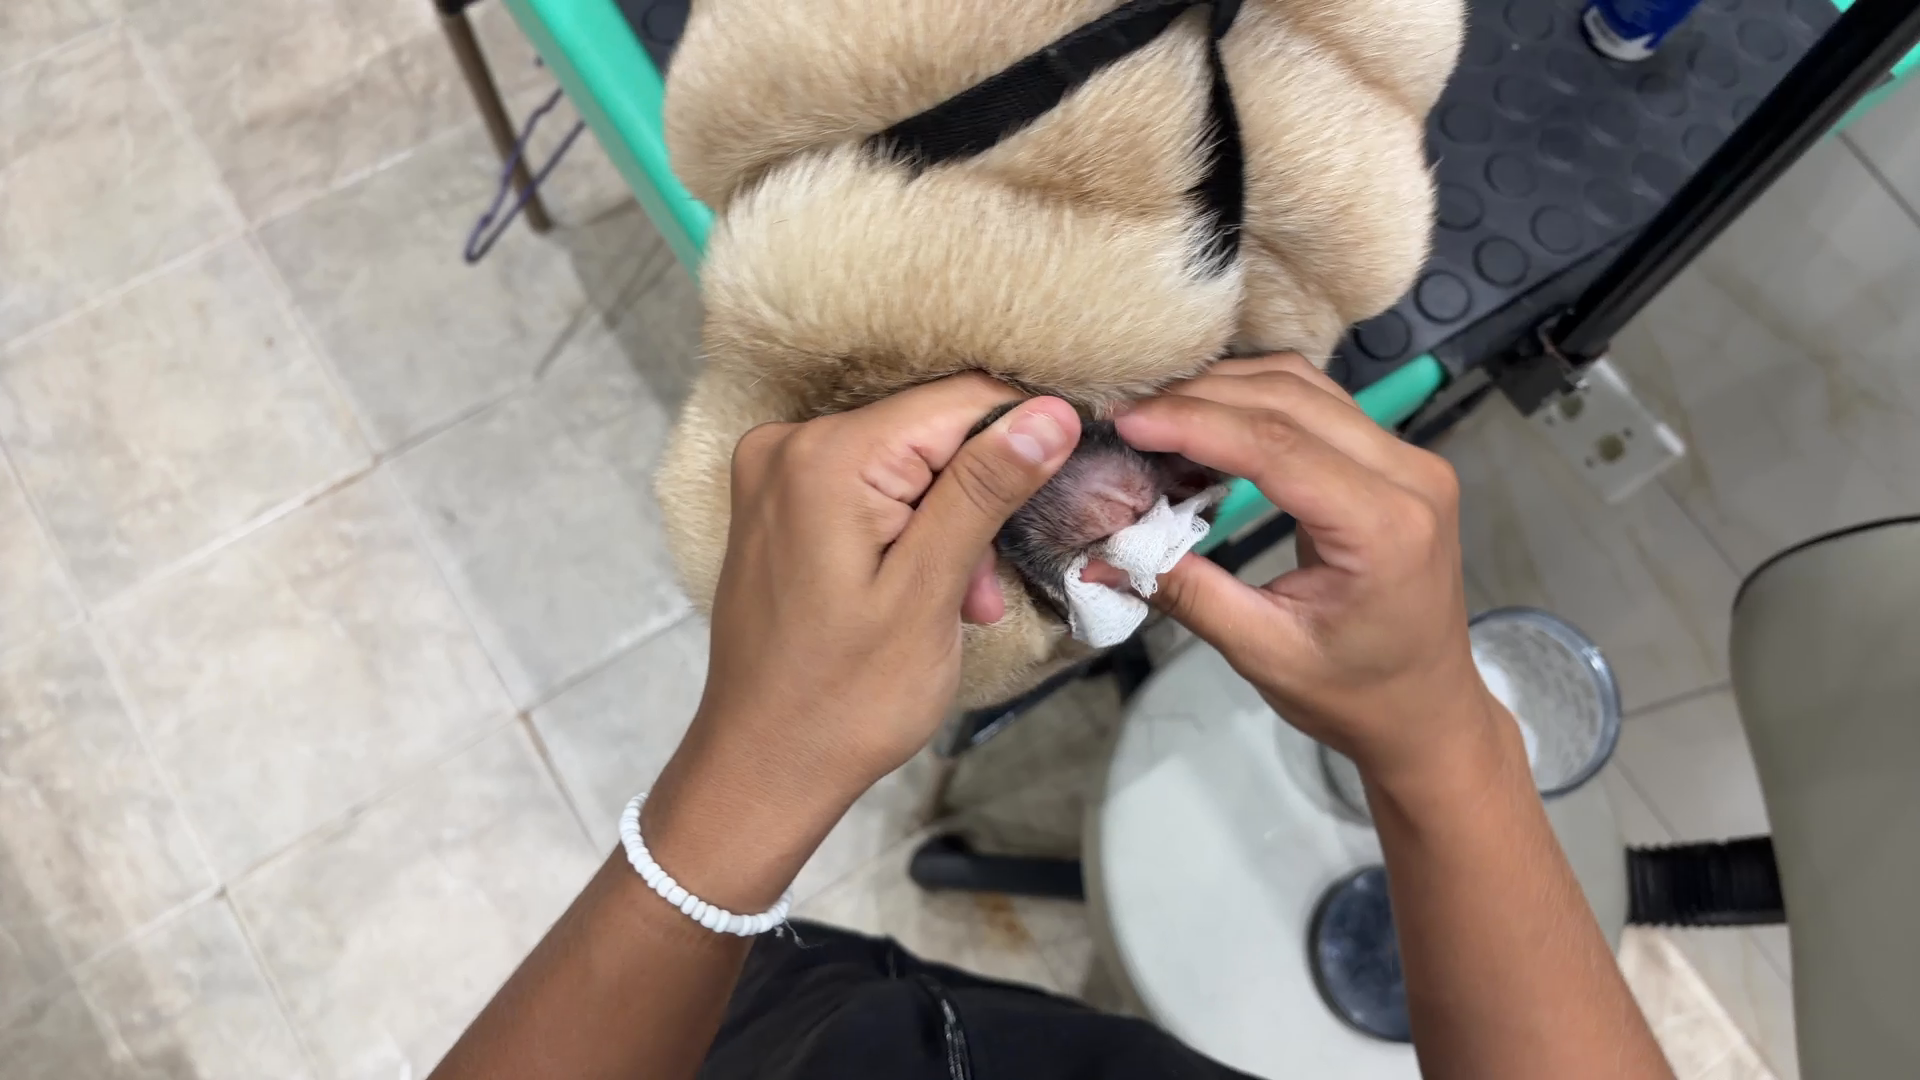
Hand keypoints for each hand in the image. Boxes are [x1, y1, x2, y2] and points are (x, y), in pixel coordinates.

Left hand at [642, 375, 1080, 907]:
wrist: (763, 765)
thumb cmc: (848, 698)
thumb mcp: (928, 592)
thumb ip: (984, 490)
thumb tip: (1049, 414)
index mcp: (826, 457)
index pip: (956, 402)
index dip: (1022, 436)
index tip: (1059, 489)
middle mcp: (788, 443)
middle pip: (927, 433)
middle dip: (976, 498)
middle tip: (987, 582)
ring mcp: (774, 472)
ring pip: (903, 464)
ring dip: (946, 523)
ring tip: (961, 600)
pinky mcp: (777, 502)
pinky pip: (866, 488)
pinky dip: (906, 529)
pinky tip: (918, 587)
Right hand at [1115, 354, 1497, 794]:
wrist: (1426, 708)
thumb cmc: (1350, 692)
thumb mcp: (1261, 650)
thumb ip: (1184, 592)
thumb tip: (1099, 557)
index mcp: (1383, 527)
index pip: (1275, 445)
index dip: (1192, 423)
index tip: (1125, 421)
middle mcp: (1408, 473)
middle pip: (1288, 398)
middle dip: (1197, 397)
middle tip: (1124, 414)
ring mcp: (1406, 458)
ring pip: (1302, 385)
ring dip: (1222, 387)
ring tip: (1154, 411)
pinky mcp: (1392, 457)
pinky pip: (1315, 401)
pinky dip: (1252, 397)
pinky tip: (1206, 415)